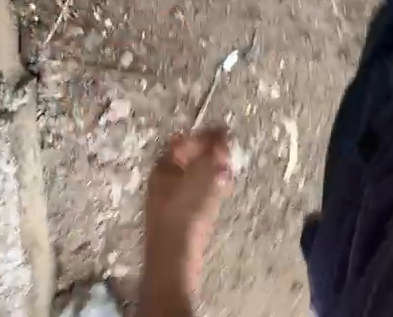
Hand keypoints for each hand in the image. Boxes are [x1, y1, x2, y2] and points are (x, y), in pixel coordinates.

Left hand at [140, 127, 232, 306]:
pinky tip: (223, 190)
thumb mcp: (202, 175)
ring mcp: (169, 200)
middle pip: (190, 158)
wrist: (175, 260)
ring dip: (213, 170)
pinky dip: (210, 187)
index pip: (185, 141)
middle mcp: (162, 180)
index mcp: (163, 167)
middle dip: (212, 153)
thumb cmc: (186, 212)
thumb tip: (223, 132)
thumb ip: (213, 151)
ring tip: (229, 173)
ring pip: (195, 175)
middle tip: (229, 154)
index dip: (206, 135)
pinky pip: (197, 192)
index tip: (227, 134)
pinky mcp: (180, 216)